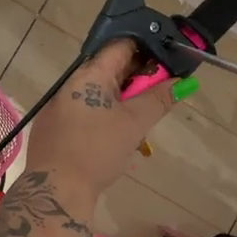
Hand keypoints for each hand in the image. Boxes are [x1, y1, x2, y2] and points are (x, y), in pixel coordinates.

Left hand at [25, 40, 174, 201]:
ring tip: (141, 119)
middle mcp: (69, 84)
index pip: (120, 45)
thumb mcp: (134, 124)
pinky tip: (116, 137)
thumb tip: (183, 83)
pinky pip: (84, 112)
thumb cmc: (97, 151)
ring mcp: (58, 107)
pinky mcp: (53, 129)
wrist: (56, 190)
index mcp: (88, 75)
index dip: (147, 49)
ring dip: (122, 101)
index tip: (168, 62)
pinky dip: (104, 117)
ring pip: (97, 94)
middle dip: (137, 79)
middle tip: (160, 94)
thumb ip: (159, 100)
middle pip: (109, 69)